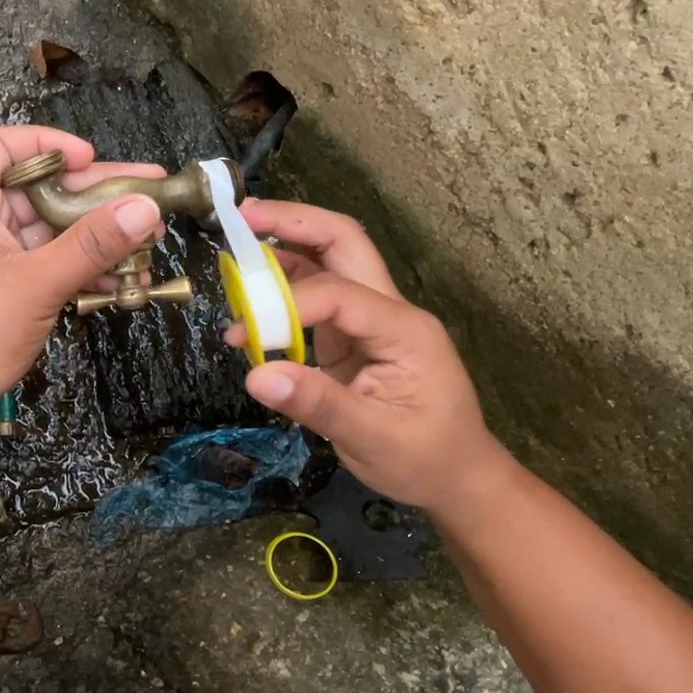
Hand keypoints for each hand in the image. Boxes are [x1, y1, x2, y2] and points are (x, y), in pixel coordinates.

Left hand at [0, 126, 166, 417]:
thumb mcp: (37, 284)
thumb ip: (92, 244)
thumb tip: (144, 206)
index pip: (1, 145)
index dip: (47, 143)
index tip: (90, 160)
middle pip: (37, 187)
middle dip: (93, 194)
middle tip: (149, 194)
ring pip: (47, 228)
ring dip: (94, 235)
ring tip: (148, 240)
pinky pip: (44, 261)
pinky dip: (78, 266)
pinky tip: (120, 279)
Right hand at [225, 200, 510, 511]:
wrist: (456, 477)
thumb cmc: (424, 459)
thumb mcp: (371, 438)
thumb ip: (315, 403)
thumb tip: (256, 376)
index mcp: (403, 329)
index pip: (338, 293)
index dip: (287, 303)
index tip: (247, 332)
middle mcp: (388, 310)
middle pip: (343, 242)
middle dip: (293, 222)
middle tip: (241, 215)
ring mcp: (370, 319)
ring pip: (328, 260)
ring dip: (283, 246)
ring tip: (235, 245)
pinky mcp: (351, 334)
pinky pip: (314, 295)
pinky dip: (280, 287)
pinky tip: (250, 300)